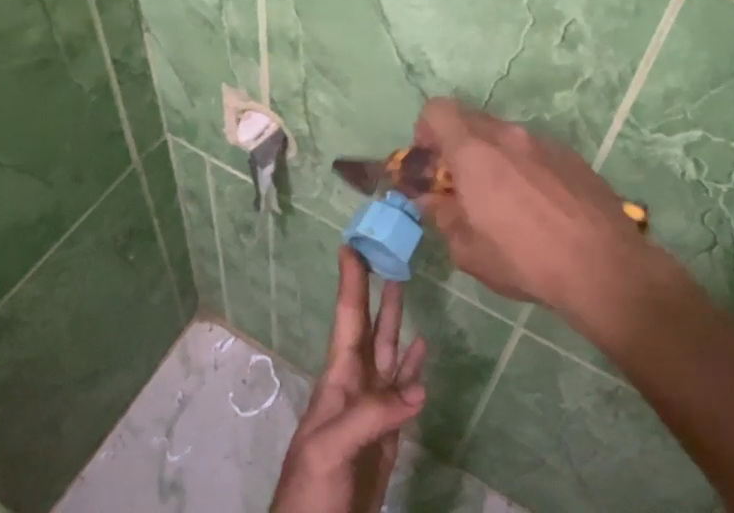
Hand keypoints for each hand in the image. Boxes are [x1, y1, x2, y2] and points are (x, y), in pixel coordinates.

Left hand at [271, 247, 426, 512]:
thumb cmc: (310, 491)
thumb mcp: (330, 449)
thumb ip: (370, 415)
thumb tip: (418, 388)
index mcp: (337, 382)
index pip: (347, 321)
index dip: (350, 284)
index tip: (352, 245)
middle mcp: (355, 387)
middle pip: (370, 329)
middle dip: (376, 292)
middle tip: (387, 253)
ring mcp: (372, 410)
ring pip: (388, 353)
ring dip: (396, 320)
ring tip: (404, 285)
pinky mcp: (388, 434)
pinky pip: (404, 390)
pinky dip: (414, 366)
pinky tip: (423, 348)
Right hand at [416, 98, 650, 316]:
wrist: (603, 266)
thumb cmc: (524, 261)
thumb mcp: (468, 251)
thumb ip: (444, 217)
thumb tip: (433, 201)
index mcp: (474, 152)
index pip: (437, 110)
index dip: (426, 132)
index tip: (431, 166)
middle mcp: (508, 135)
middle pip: (470, 120)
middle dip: (458, 147)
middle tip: (462, 187)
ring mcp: (544, 142)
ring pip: (505, 137)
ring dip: (493, 159)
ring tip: (504, 203)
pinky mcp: (572, 156)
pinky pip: (534, 151)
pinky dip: (525, 168)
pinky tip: (539, 208)